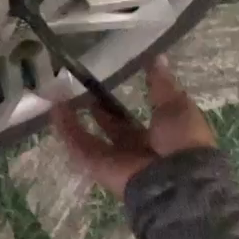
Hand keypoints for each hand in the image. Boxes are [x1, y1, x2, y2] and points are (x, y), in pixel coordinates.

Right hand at [50, 56, 215, 195]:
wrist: (178, 180)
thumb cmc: (183, 141)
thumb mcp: (177, 105)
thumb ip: (162, 84)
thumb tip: (158, 57)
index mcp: (157, 137)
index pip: (133, 119)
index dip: (119, 104)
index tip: (108, 83)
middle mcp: (134, 149)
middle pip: (109, 128)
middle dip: (97, 110)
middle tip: (82, 88)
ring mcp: (113, 158)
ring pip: (88, 137)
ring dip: (74, 118)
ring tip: (59, 94)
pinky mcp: (96, 165)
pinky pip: (78, 145)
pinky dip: (66, 128)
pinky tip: (55, 107)